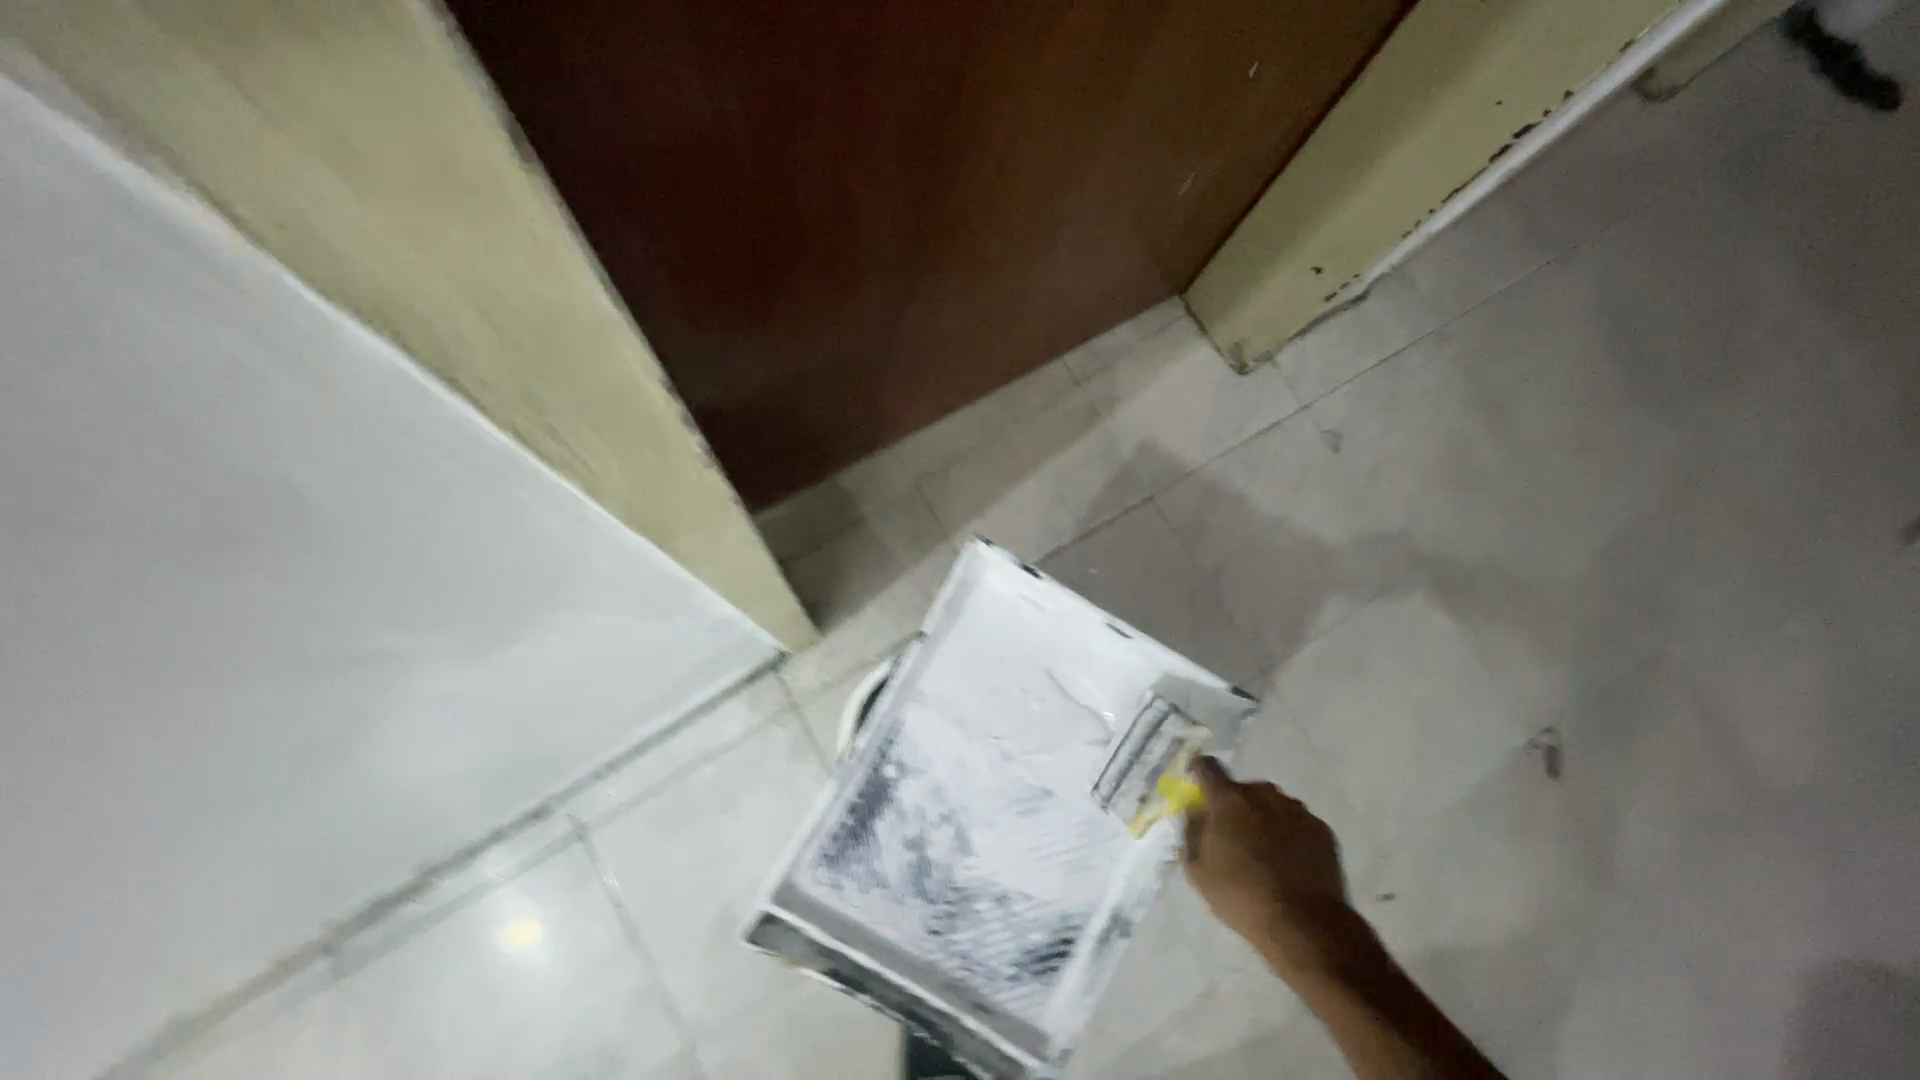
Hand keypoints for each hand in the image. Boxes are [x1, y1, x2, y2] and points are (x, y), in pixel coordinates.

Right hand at [1182, 756, 1363, 979]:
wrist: (1303, 924)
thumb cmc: (1241, 895)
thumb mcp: (1197, 870)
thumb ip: (1191, 833)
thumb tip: (1195, 814)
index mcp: (1228, 800)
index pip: (1207, 767)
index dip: (1200, 773)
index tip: (1199, 789)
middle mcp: (1263, 795)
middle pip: (1243, 789)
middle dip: (1235, 805)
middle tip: (1233, 835)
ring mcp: (1297, 810)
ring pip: (1272, 804)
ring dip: (1264, 818)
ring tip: (1265, 852)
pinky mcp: (1322, 829)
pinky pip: (1298, 822)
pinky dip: (1290, 834)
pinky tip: (1290, 862)